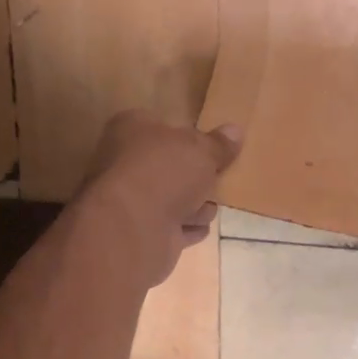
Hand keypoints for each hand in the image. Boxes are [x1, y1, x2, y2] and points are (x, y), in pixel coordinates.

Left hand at [80, 111, 242, 283]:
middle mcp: (123, 161)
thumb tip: (235, 131)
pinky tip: (201, 228)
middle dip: (193, 176)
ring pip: (168, 198)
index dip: (188, 136)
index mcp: (131, 129)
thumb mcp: (203, 150)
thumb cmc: (164, 172)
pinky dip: (185, 228)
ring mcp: (128, 199)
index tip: (211, 148)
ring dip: (192, 205)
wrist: (134, 228)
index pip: (162, 126)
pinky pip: (169, 227)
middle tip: (217, 178)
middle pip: (167, 165)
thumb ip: (219, 144)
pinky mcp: (138, 232)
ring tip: (208, 207)